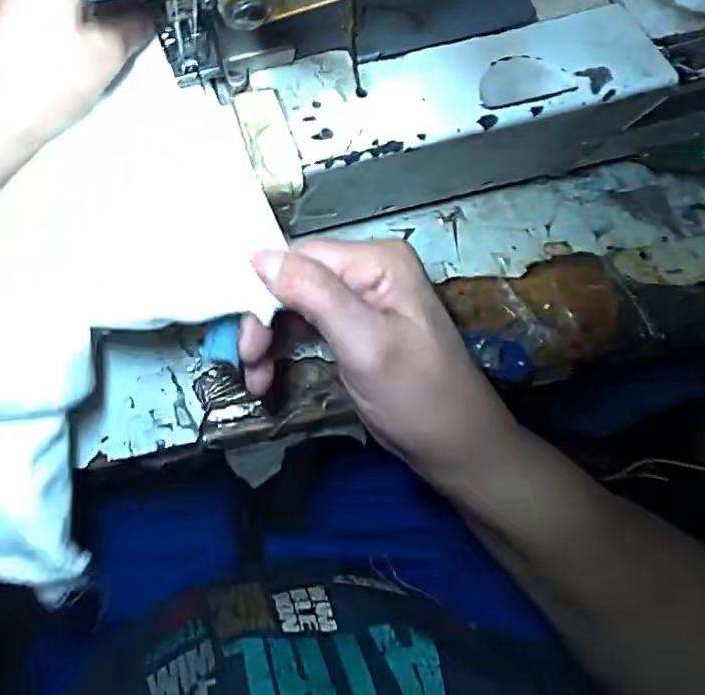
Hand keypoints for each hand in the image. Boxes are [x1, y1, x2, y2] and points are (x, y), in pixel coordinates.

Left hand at [0, 0, 151, 158]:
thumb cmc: (44, 81)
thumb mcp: (108, 55)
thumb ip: (136, 25)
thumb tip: (147, 14)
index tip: (141, 0)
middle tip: (117, 25)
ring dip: (66, 6)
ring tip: (83, 42)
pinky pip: (19, 4)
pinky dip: (39, 19)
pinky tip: (48, 52)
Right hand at [241, 240, 518, 483]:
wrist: (458, 450)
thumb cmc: (419, 397)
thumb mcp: (365, 344)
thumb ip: (314, 294)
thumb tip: (259, 254)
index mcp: (377, 260)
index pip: (301, 257)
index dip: (265, 290)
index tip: (246, 337)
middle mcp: (367, 269)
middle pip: (293, 280)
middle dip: (265, 320)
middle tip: (249, 361)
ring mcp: (360, 297)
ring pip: (293, 303)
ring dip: (269, 338)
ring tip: (256, 378)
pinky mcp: (353, 324)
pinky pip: (306, 322)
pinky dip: (284, 346)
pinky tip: (268, 373)